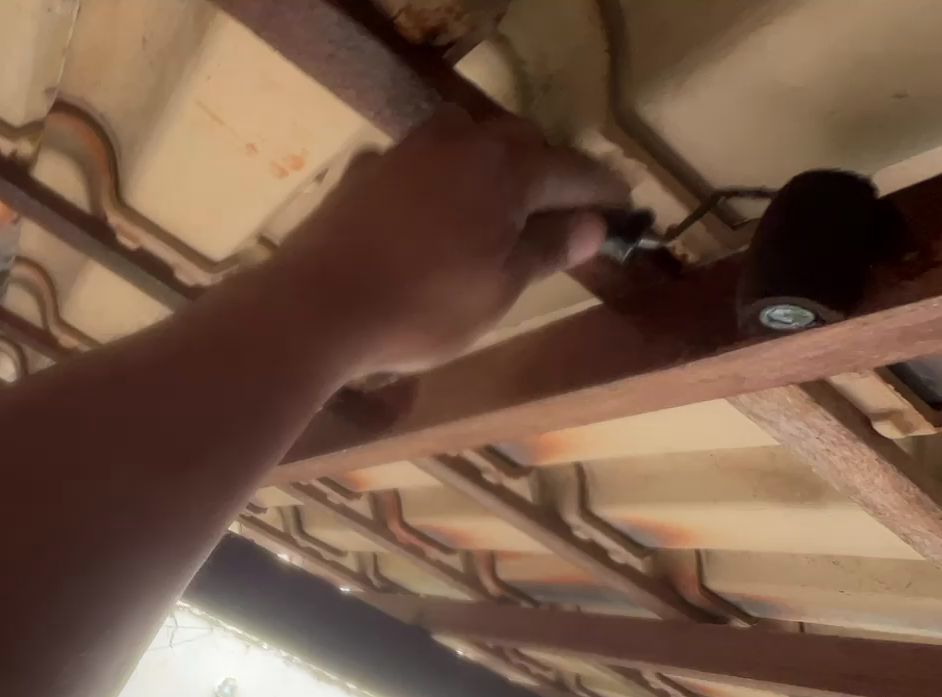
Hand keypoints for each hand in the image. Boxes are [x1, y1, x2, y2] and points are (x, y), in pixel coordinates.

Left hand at [266, 108, 628, 378]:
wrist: (316, 308)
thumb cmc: (420, 310)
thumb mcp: (497, 291)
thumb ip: (546, 250)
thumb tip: (593, 224)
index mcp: (504, 170)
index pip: (571, 170)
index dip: (602, 190)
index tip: (625, 207)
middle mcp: (456, 145)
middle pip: (517, 144)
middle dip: (546, 171)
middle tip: (560, 206)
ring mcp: (402, 154)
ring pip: (462, 141)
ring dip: (488, 164)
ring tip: (494, 200)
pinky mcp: (360, 177)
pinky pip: (413, 166)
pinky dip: (434, 180)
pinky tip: (426, 208)